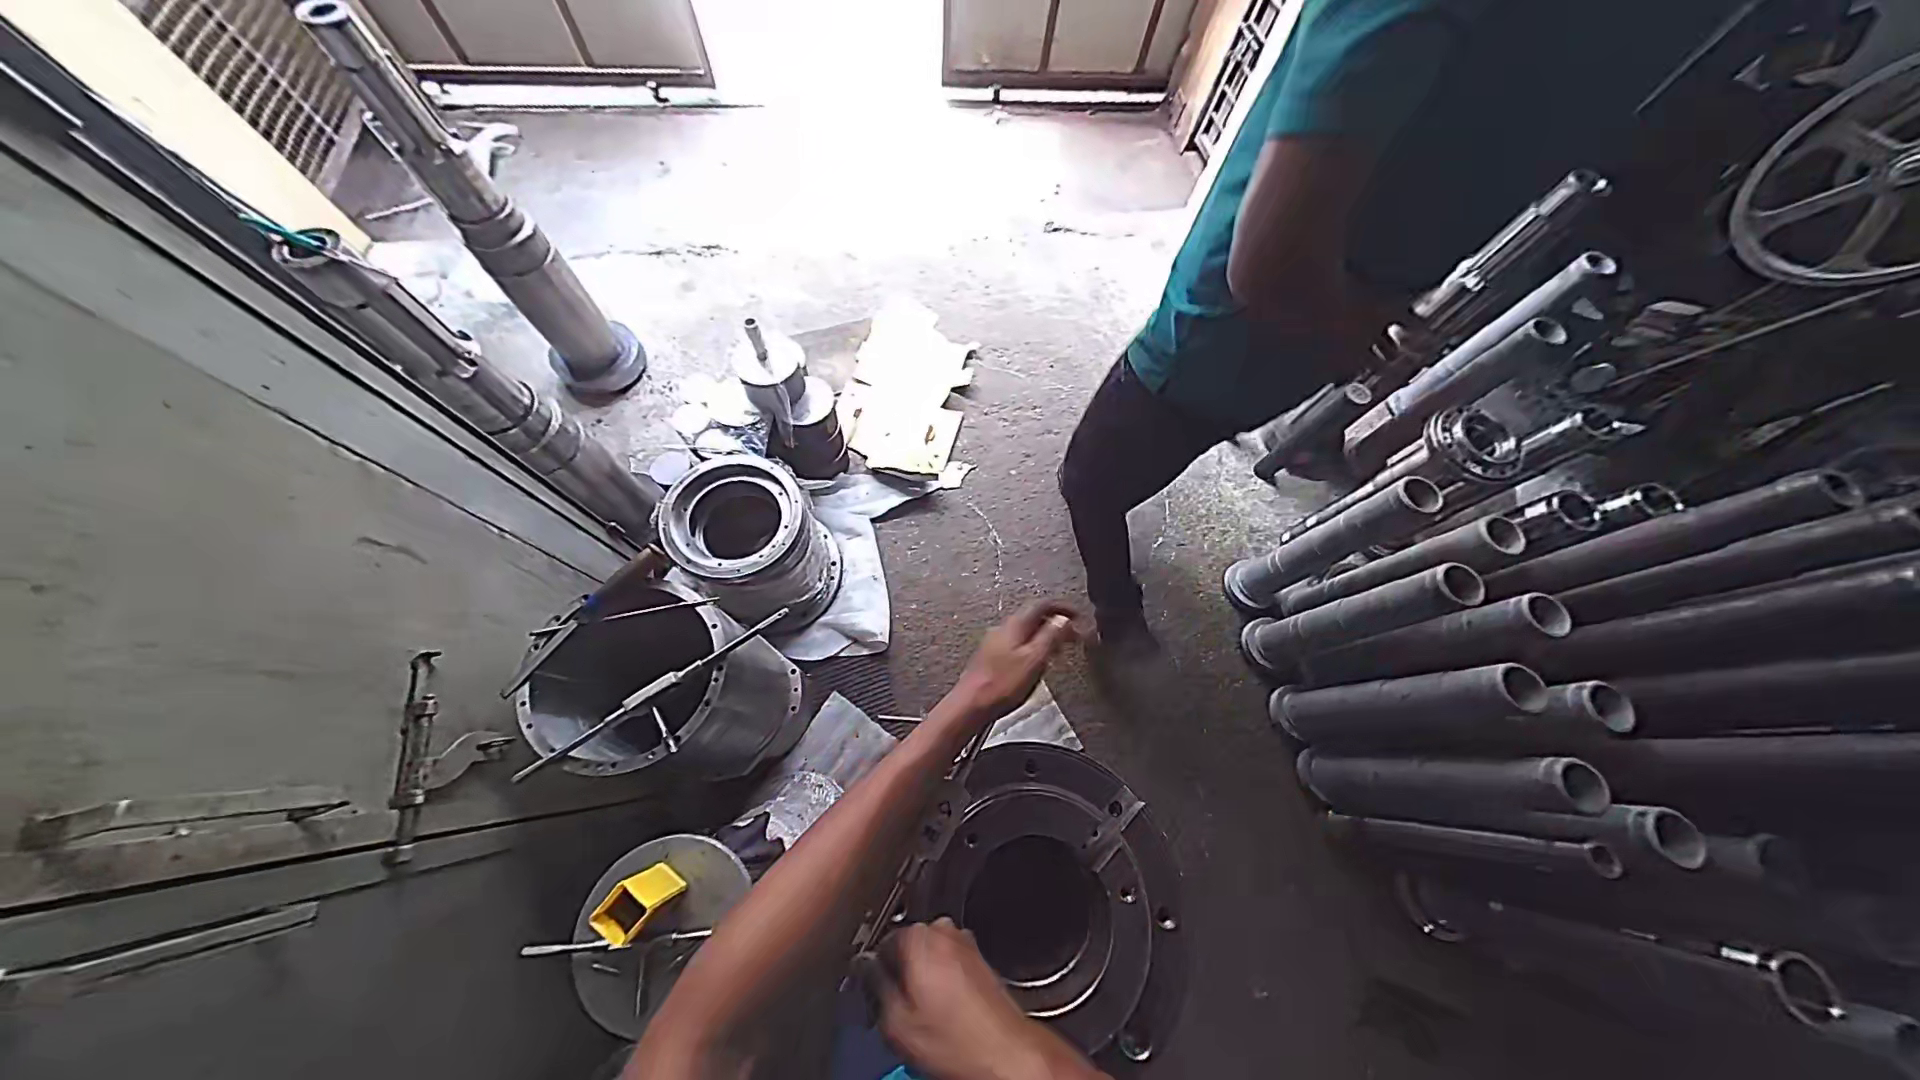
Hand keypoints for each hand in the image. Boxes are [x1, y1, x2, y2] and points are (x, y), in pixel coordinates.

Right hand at [864, 918, 1103, 1079]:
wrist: (1006, 1053)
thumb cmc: (961, 1042)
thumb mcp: (897, 1023)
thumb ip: (875, 987)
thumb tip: (865, 968)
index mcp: (918, 937)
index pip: (879, 944)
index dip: (874, 972)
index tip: (875, 993)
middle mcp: (942, 930)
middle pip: (905, 947)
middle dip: (900, 974)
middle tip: (900, 1009)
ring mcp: (963, 941)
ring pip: (927, 955)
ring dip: (922, 978)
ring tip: (925, 1015)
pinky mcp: (978, 957)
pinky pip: (947, 962)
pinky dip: (942, 982)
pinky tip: (944, 1013)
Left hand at [948, 600, 1085, 721]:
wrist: (971, 704)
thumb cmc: (1000, 685)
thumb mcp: (1035, 659)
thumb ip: (1051, 636)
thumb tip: (1063, 620)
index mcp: (1015, 625)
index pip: (1043, 604)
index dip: (1063, 608)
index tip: (1077, 616)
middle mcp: (1003, 629)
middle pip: (1033, 616)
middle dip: (1055, 623)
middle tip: (1071, 634)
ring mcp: (995, 642)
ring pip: (1025, 631)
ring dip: (1044, 637)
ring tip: (1057, 650)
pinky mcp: (991, 657)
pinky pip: (1016, 644)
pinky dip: (1032, 648)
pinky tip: (1035, 663)